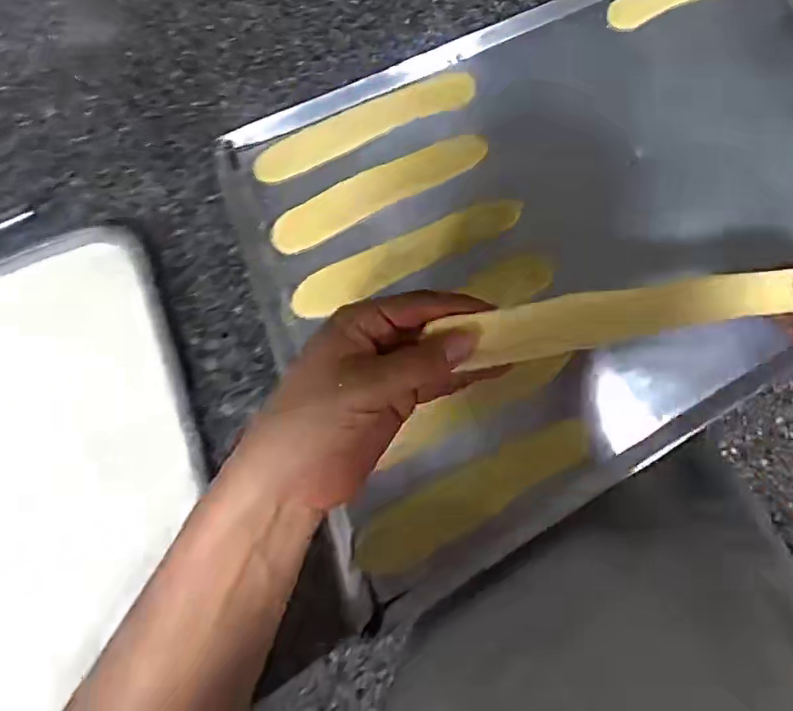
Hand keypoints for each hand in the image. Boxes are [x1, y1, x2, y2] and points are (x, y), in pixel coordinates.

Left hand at [230, 292, 492, 512]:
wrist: (284, 486)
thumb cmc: (316, 423)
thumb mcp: (368, 386)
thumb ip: (422, 362)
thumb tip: (472, 337)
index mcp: (361, 323)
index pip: (418, 305)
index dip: (457, 307)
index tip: (495, 313)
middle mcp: (376, 340)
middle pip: (429, 327)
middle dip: (465, 330)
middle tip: (508, 333)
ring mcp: (385, 371)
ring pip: (434, 354)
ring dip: (465, 354)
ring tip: (506, 352)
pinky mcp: (393, 400)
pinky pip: (432, 380)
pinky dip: (456, 378)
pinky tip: (486, 374)